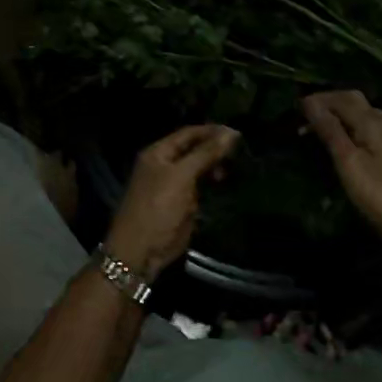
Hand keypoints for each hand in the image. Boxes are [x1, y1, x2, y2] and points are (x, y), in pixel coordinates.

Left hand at [104, 124, 239, 279]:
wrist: (142, 249)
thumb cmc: (158, 207)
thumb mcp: (181, 176)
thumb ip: (205, 154)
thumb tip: (230, 133)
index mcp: (159, 153)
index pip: (189, 134)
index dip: (212, 131)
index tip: (237, 134)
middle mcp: (165, 165)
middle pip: (195, 150)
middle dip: (215, 149)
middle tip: (240, 153)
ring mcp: (174, 184)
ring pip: (199, 168)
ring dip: (216, 166)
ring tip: (233, 169)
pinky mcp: (182, 203)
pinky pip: (201, 186)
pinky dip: (213, 183)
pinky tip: (226, 182)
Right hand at [302, 91, 381, 242]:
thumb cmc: (378, 193)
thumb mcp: (348, 160)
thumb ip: (330, 130)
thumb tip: (309, 102)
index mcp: (370, 121)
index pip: (340, 98)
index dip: (317, 99)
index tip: (293, 107)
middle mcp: (380, 123)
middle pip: (352, 100)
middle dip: (327, 101)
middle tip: (302, 113)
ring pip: (358, 113)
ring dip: (335, 114)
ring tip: (312, 127)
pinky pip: (362, 127)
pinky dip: (344, 126)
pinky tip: (336, 141)